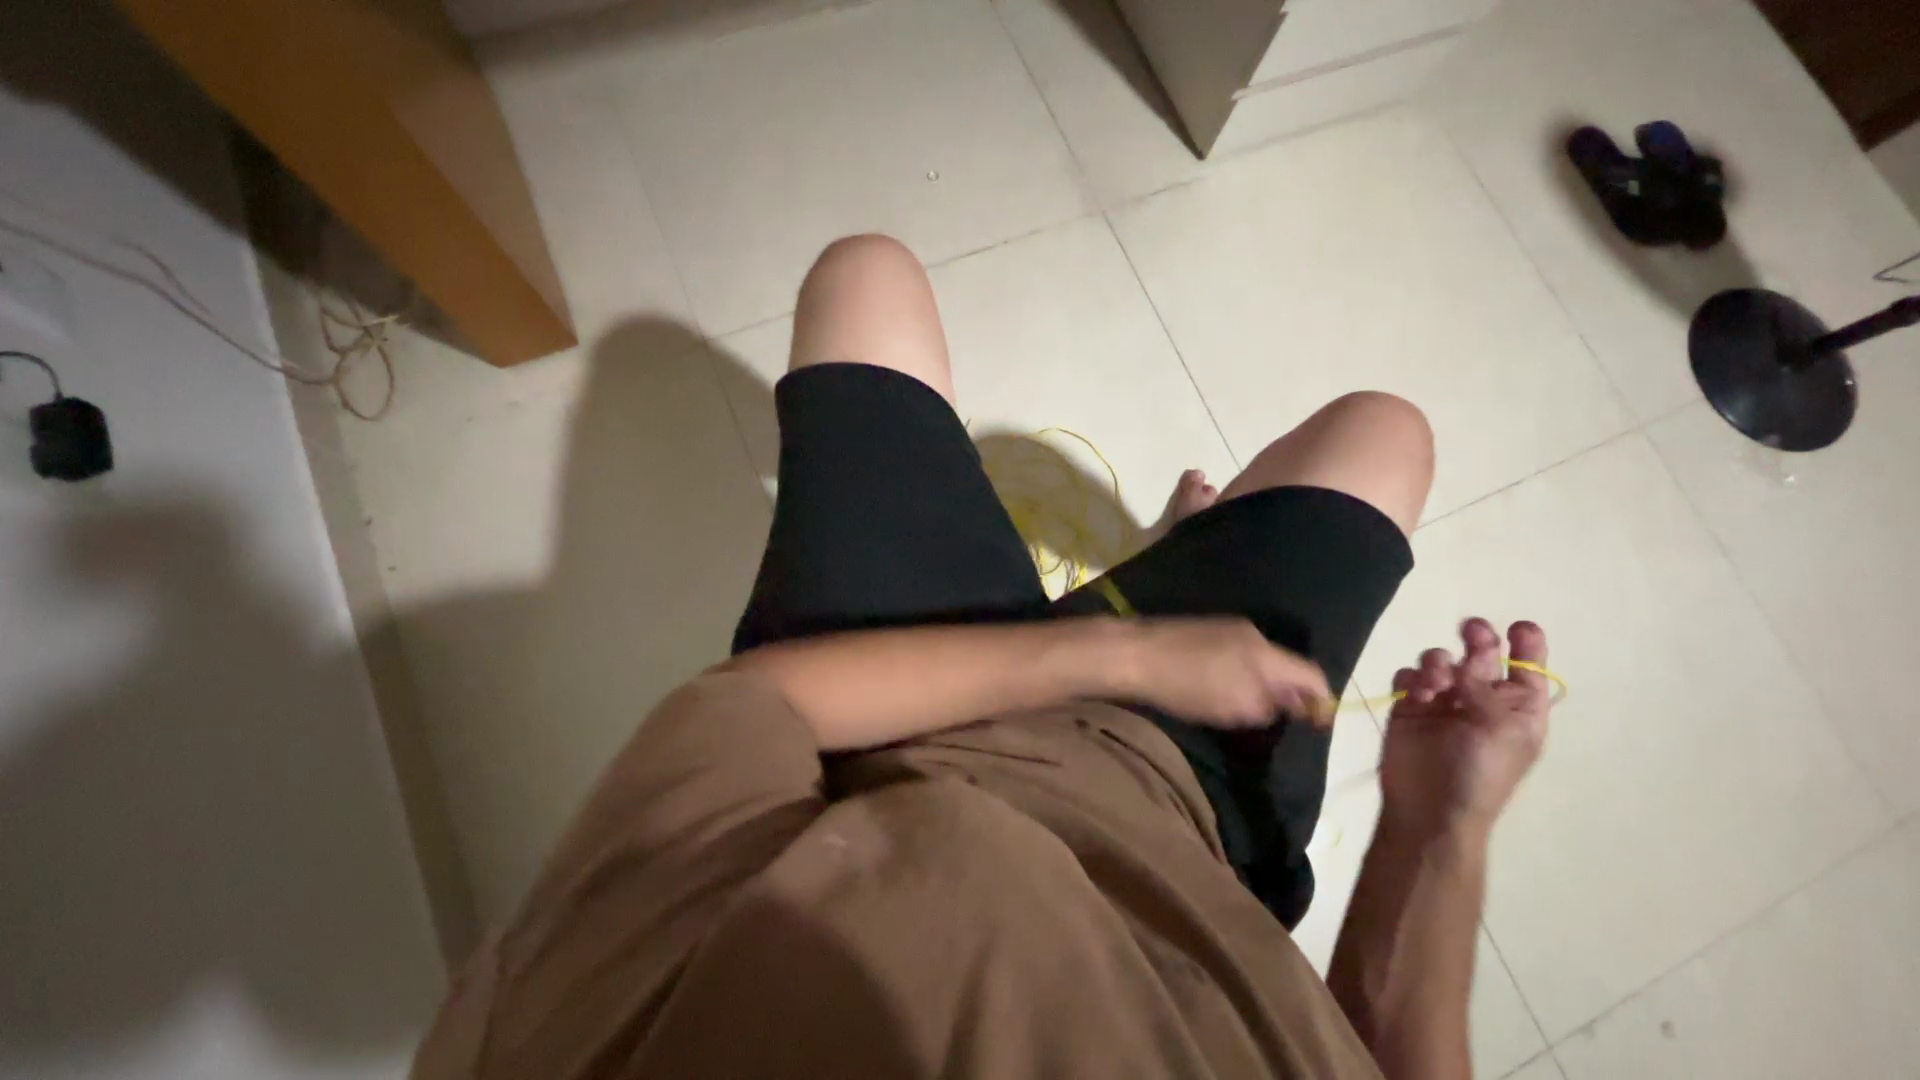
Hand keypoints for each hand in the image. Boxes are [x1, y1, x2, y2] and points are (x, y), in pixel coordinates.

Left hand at [1124, 617, 1330, 728]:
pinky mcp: (1205, 629)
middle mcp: (1254, 634)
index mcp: (1267, 653)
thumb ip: (1269, 707)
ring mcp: (1228, 627)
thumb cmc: (1187, 685)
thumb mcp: (1235, 708)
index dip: (1322, 701)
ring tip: (1256, 709)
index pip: (1313, 674)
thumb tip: (1288, 707)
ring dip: (1265, 683)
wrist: (1134, 653)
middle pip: (1287, 665)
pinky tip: (1228, 689)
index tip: (1319, 724)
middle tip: (1287, 720)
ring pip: (1262, 659)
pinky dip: (1244, 673)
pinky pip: (1240, 654)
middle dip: (1291, 693)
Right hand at [1380, 619, 1550, 837]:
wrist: (1430, 808)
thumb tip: (1461, 665)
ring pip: (1441, 660)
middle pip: (1481, 654)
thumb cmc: (1479, 772)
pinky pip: (1408, 676)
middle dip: (1477, 638)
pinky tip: (1416, 693)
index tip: (1517, 627)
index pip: (1526, 667)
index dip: (1526, 644)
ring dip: (1439, 662)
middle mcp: (1481, 700)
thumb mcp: (1500, 729)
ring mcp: (1443, 702)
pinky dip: (1413, 678)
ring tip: (1435, 683)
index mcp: (1518, 709)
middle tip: (1471, 631)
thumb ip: (1484, 688)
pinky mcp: (1408, 707)